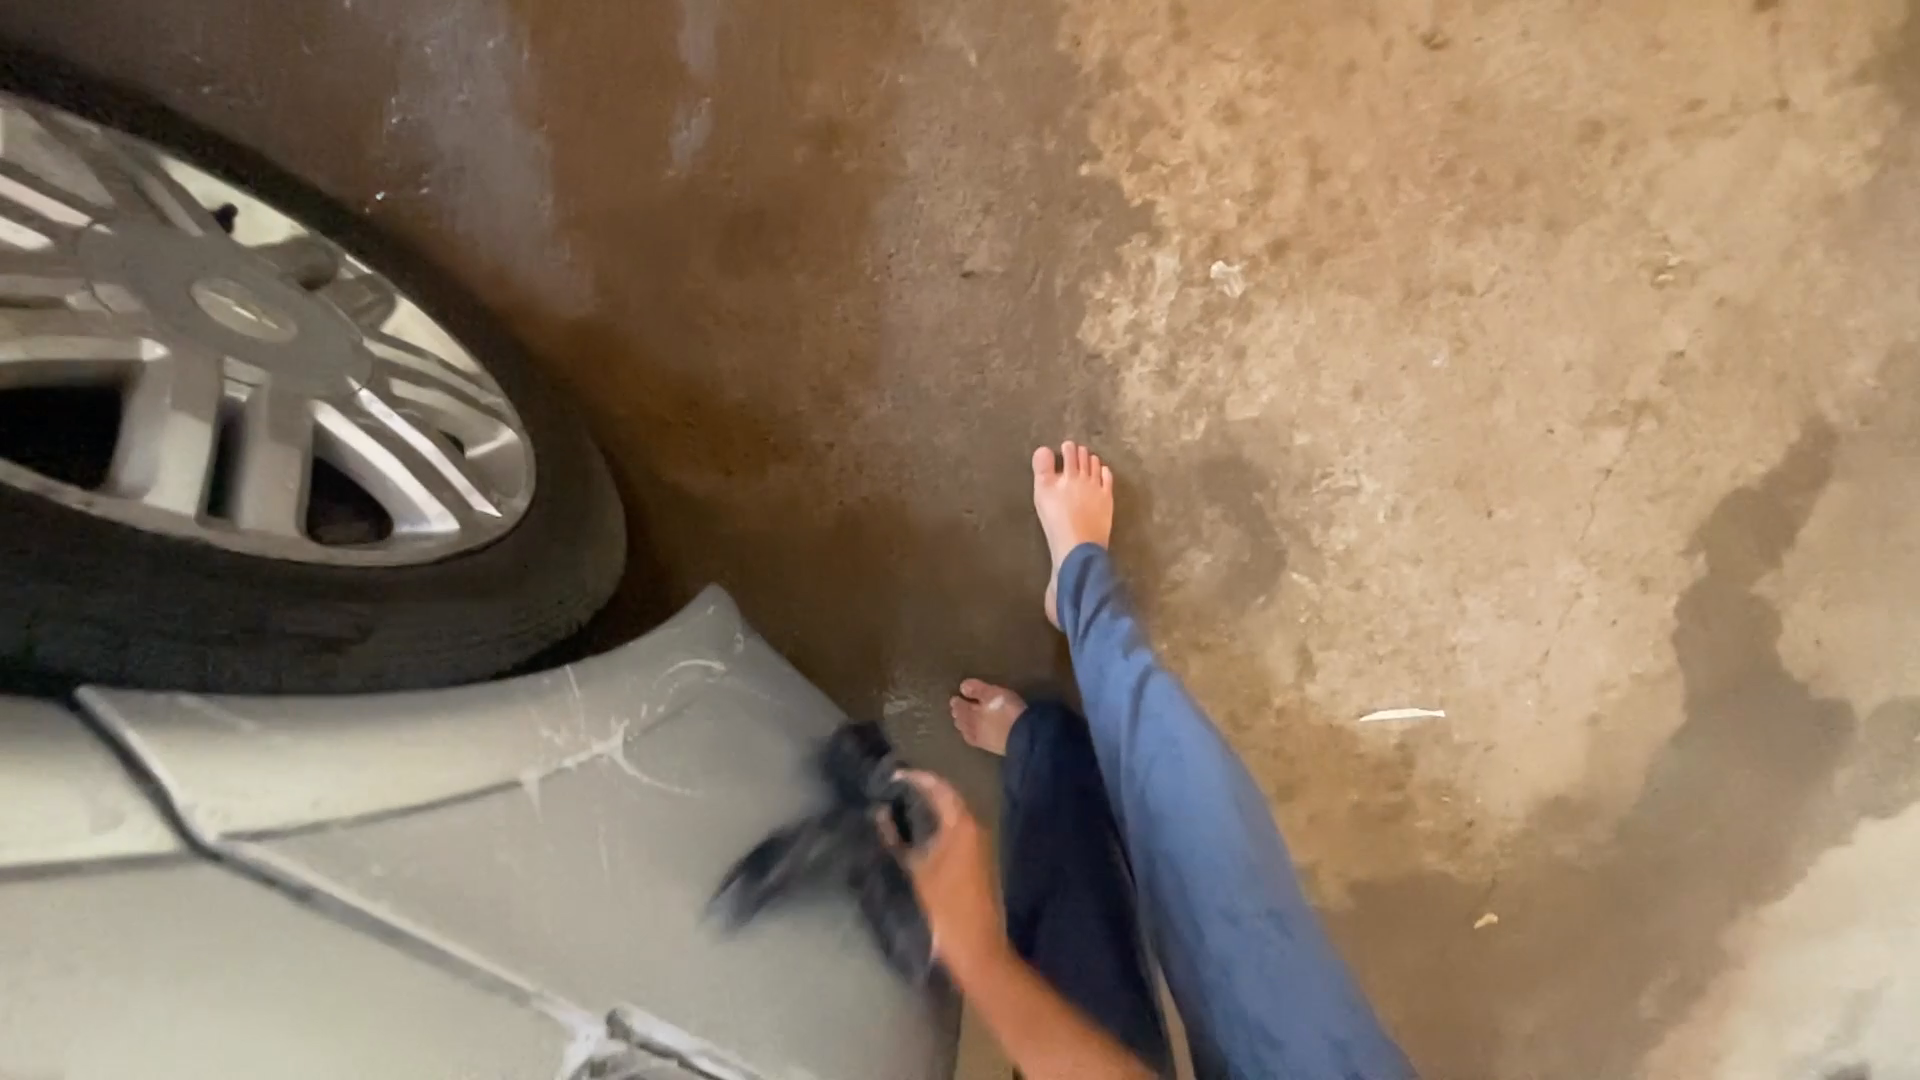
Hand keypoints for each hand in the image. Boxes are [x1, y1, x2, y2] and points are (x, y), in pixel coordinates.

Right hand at [890, 769, 1008, 979]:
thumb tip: (879, 814)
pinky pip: (957, 828)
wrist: (977, 947)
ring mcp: (980, 843)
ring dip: (931, 806)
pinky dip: (938, 822)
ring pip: (953, 813)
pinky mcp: (978, 858)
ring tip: (901, 804)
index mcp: (962, 825)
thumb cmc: (944, 908)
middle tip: (894, 787)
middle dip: (923, 789)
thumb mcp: (914, 871)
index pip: (940, 787)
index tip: (894, 775)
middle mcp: (976, 827)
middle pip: (949, 797)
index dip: (917, 778)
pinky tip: (918, 830)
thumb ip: (895, 839)